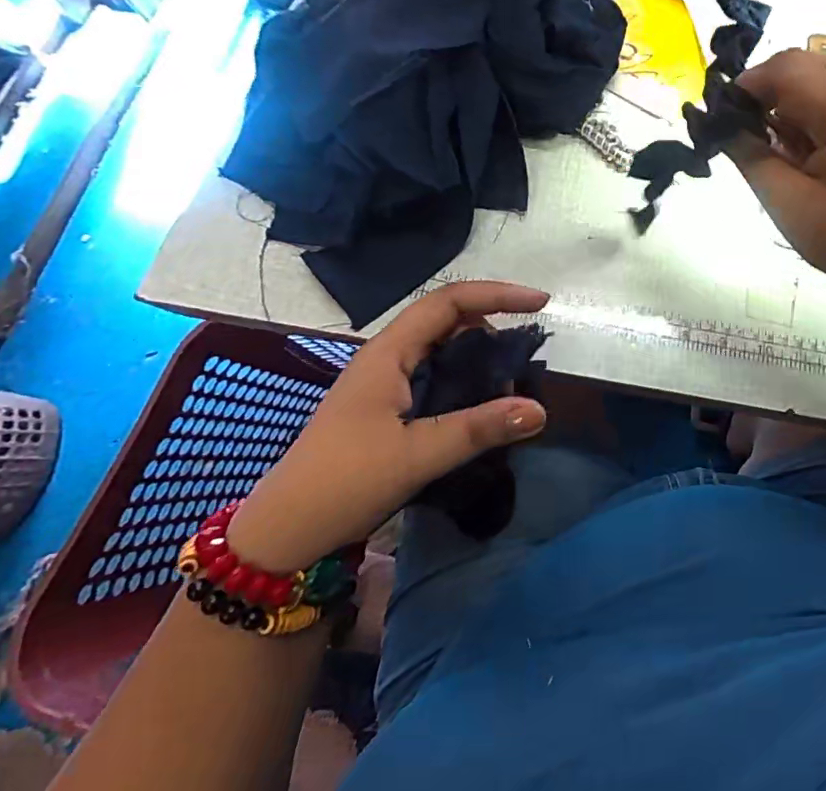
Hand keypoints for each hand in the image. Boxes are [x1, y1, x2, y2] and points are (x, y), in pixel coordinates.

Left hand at [228, 282, 550, 570]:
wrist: (285, 530)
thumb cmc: (343, 482)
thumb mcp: (417, 456)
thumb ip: (478, 429)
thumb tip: (539, 409)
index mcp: (388, 353)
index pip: (448, 302)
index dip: (497, 294)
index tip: (540, 303)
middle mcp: (388, 357)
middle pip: (449, 321)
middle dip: (493, 330)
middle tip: (524, 363)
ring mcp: (386, 381)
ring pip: (444, 351)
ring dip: (480, 362)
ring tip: (508, 393)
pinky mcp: (389, 406)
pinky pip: (437, 377)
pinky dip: (466, 384)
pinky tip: (482, 412)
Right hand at [729, 50, 825, 307]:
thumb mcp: (786, 201)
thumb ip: (749, 155)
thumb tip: (719, 123)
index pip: (789, 69)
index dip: (748, 83)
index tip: (721, 114)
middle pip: (803, 65)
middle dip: (765, 90)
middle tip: (740, 128)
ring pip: (815, 80)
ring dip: (783, 102)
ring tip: (764, 143)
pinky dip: (802, 114)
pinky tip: (790, 148)